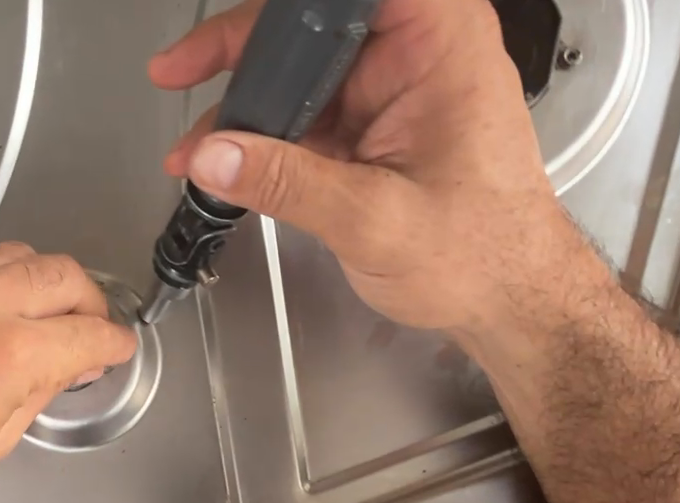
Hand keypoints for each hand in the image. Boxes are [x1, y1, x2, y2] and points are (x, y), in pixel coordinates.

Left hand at [0, 243, 136, 502]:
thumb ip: (39, 389)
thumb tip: (67, 365)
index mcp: (8, 356)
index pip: (87, 332)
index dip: (114, 343)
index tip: (117, 349)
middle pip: (61, 274)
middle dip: (89, 300)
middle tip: (91, 327)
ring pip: (18, 254)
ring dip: (46, 280)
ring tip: (48, 313)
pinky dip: (0, 278)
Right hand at [150, 0, 608, 340]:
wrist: (502, 296)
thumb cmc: (473, 253)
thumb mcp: (372, 218)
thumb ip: (288, 184)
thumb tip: (213, 156)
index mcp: (435, 42)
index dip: (279, 7)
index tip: (223, 35)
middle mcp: (409, 55)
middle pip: (310, 27)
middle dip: (242, 54)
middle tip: (178, 74)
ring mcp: (384, 96)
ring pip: (298, 79)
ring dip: (242, 111)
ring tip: (191, 151)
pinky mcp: (365, 134)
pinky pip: (301, 123)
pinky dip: (260, 144)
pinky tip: (223, 166)